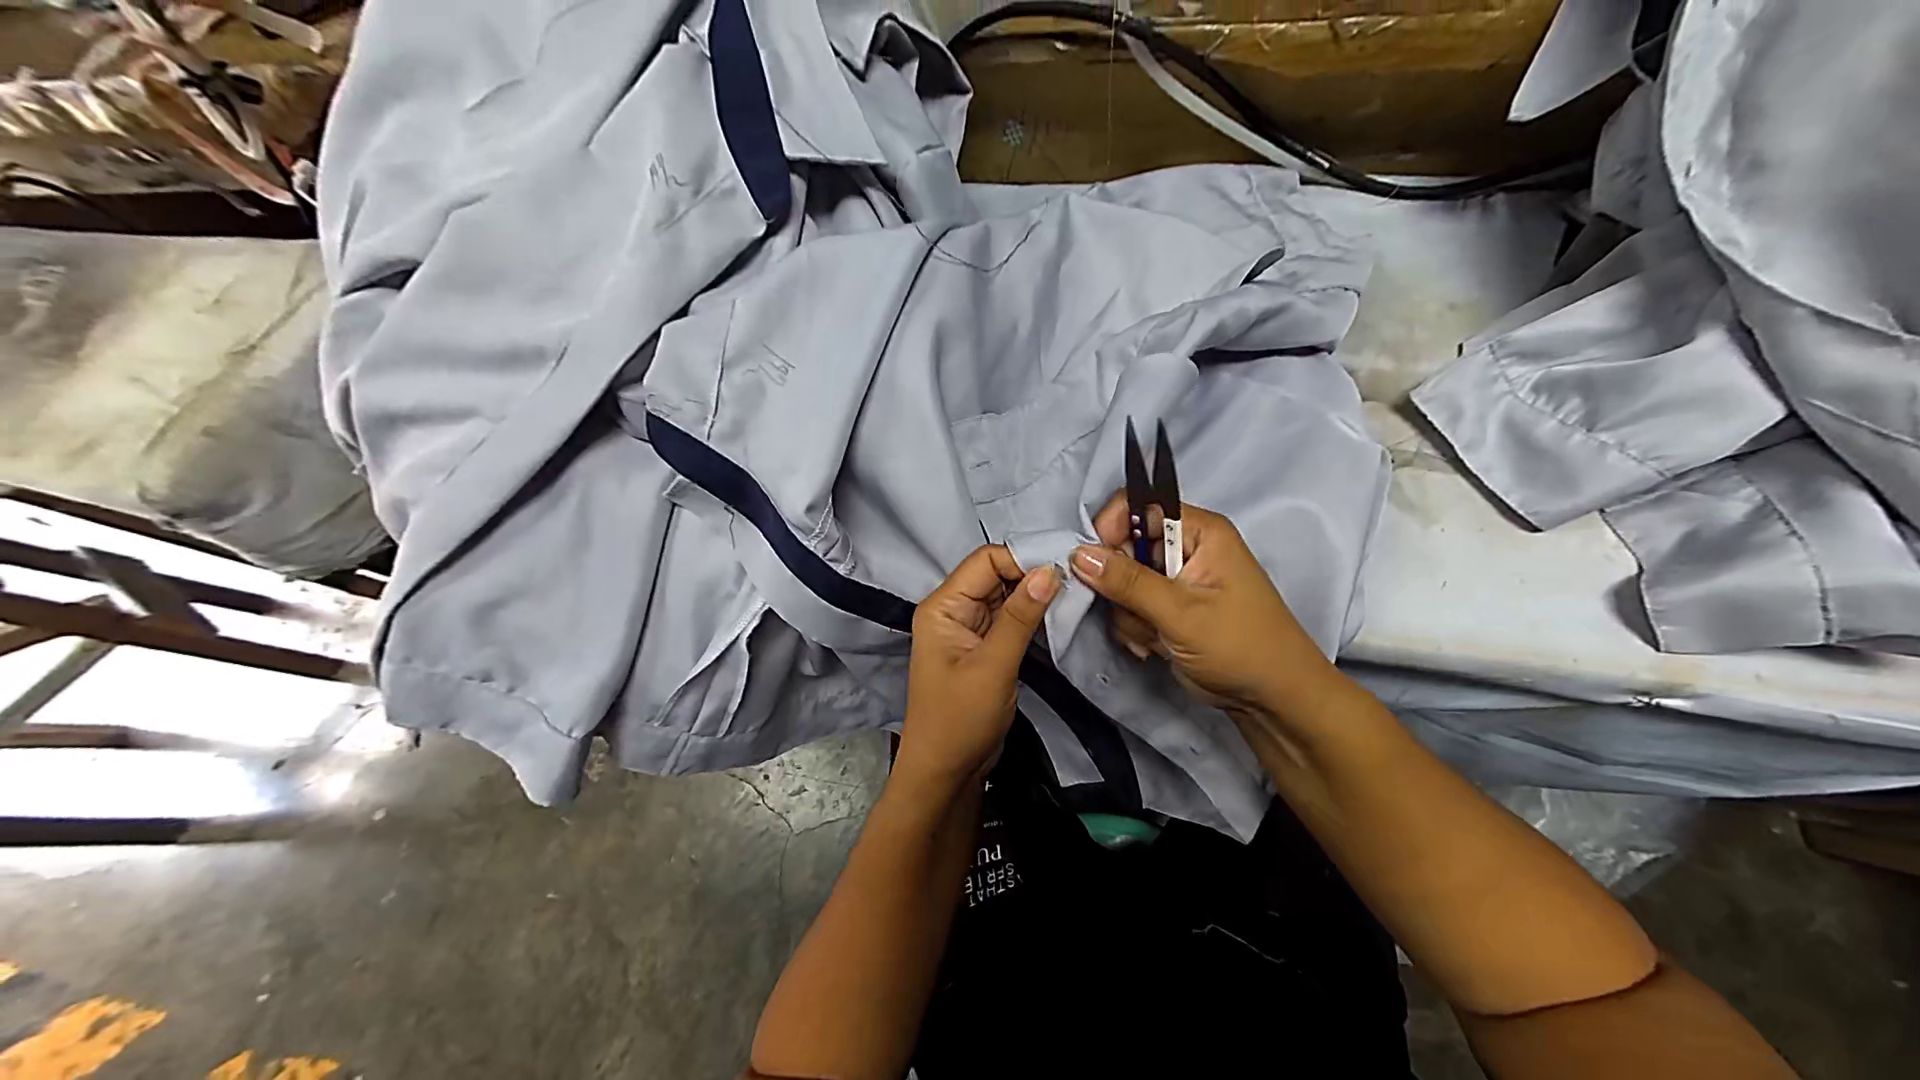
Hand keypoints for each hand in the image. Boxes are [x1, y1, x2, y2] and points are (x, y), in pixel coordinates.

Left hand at [900, 545, 1059, 789]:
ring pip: (1007, 596)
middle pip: (997, 575)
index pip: (985, 561)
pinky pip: (1010, 619)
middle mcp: (954, 610)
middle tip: (1077, 580)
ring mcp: (970, 629)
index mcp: (943, 607)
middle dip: (1033, 575)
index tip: (1064, 567)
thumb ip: (1020, 617)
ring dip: (1036, 595)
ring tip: (1074, 595)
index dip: (1023, 559)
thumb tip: (1050, 571)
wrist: (946, 772)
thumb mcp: (993, 666)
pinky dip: (1032, 616)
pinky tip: (1058, 615)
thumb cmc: (959, 720)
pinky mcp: (986, 648)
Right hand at [1070, 493, 1338, 722]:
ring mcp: (1173, 581)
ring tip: (1156, 637)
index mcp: (1199, 532)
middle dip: (1121, 586)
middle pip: (1123, 548)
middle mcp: (1185, 549)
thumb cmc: (1241, 646)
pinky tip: (1155, 646)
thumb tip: (1079, 554)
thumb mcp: (1181, 613)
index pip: (1139, 508)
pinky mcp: (1165, 608)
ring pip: (1120, 584)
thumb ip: (1128, 582)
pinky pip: (1128, 608)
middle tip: (1136, 612)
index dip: (1112, 530)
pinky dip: (1134, 629)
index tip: (1095, 564)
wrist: (1272, 698)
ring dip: (1129, 615)